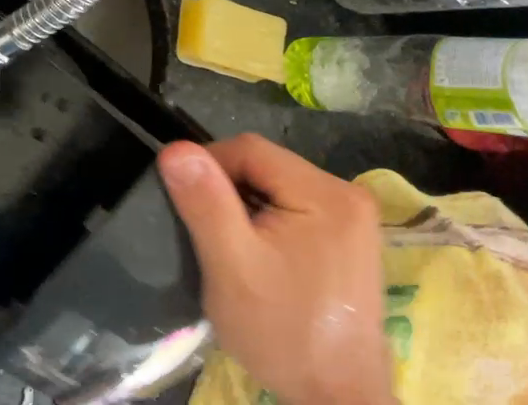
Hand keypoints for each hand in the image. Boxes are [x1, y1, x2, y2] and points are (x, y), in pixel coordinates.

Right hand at [159, 135, 394, 404]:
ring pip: (273, 186)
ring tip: (231, 248)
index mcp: (327, 194)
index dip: (207, 168)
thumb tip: (175, 148)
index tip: (189, 208)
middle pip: (263, 166)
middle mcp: (348, 195)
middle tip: (209, 235)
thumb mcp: (231, 266)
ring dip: (243, 207)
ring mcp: (353, 219)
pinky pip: (291, 207)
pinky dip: (264, 222)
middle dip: (227, 191)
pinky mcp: (348, 239)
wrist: (337, 401)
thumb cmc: (283, 333)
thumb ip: (205, 203)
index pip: (247, 150)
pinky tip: (257, 256)